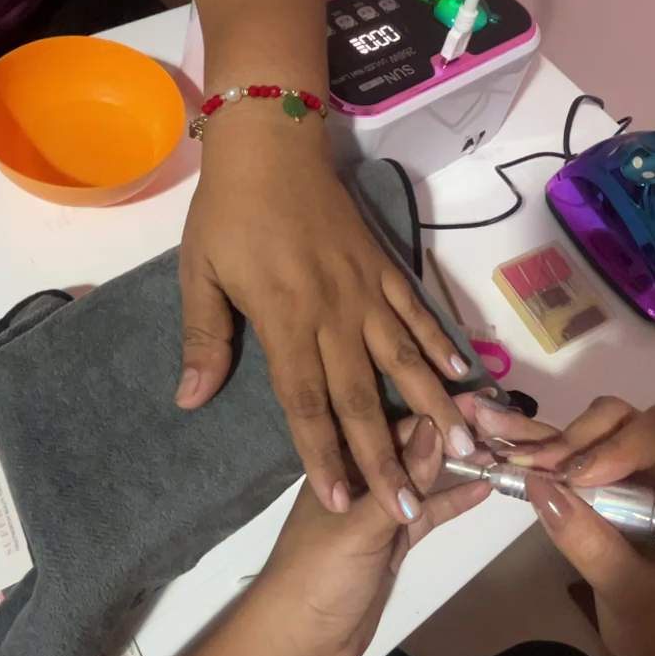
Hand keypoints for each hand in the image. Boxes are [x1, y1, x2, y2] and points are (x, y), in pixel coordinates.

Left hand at [178, 109, 475, 523]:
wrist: (271, 148)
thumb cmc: (229, 214)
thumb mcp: (200, 275)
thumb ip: (205, 338)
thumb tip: (192, 400)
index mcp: (285, 321)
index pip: (306, 403)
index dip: (323, 455)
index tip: (342, 502)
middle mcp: (334, 315)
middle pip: (361, 397)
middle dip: (384, 456)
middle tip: (406, 507)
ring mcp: (366, 290)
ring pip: (404, 359)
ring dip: (432, 408)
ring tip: (462, 449)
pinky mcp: (384, 267)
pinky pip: (417, 311)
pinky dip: (439, 343)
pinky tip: (461, 373)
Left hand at [235, 415, 490, 655]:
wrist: (297, 645)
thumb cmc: (317, 575)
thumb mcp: (361, 524)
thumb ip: (401, 478)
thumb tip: (436, 424)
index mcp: (339, 463)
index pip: (390, 424)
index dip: (430, 410)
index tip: (475, 398)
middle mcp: (359, 478)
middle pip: (410, 448)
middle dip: (450, 434)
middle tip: (500, 419)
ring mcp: (377, 511)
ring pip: (422, 480)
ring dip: (457, 466)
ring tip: (501, 448)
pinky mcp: (392, 542)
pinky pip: (427, 513)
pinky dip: (452, 501)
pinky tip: (484, 487)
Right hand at [469, 396, 654, 655]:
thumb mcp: (630, 592)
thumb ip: (588, 539)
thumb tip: (537, 485)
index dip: (619, 445)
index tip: (580, 478)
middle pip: (626, 421)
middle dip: (581, 437)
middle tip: (544, 468)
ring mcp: (638, 475)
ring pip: (595, 430)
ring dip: (553, 439)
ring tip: (508, 444)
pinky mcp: (607, 487)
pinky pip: (574, 457)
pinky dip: (539, 449)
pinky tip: (502, 440)